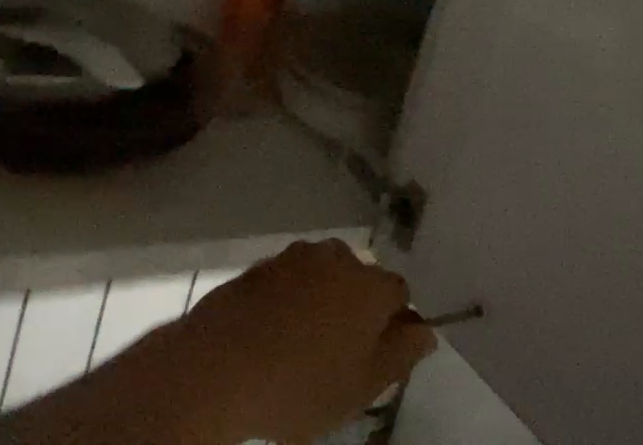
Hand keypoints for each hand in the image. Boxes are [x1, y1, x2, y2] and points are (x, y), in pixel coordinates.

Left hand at [170, 240, 438, 442]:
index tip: (378, 352)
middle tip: (341, 350)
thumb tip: (424, 330)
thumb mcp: (364, 385)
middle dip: (356, 306)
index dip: (393, 322)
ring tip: (305, 342)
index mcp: (369, 285)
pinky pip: (289, 279)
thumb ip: (401, 353)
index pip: (399, 292)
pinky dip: (290, 298)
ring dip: (322, 298)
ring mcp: (293, 257)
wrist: (218, 365)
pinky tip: (276, 332)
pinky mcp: (260, 265)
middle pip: (359, 278)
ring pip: (322, 275)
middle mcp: (335, 258)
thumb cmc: (302, 383)